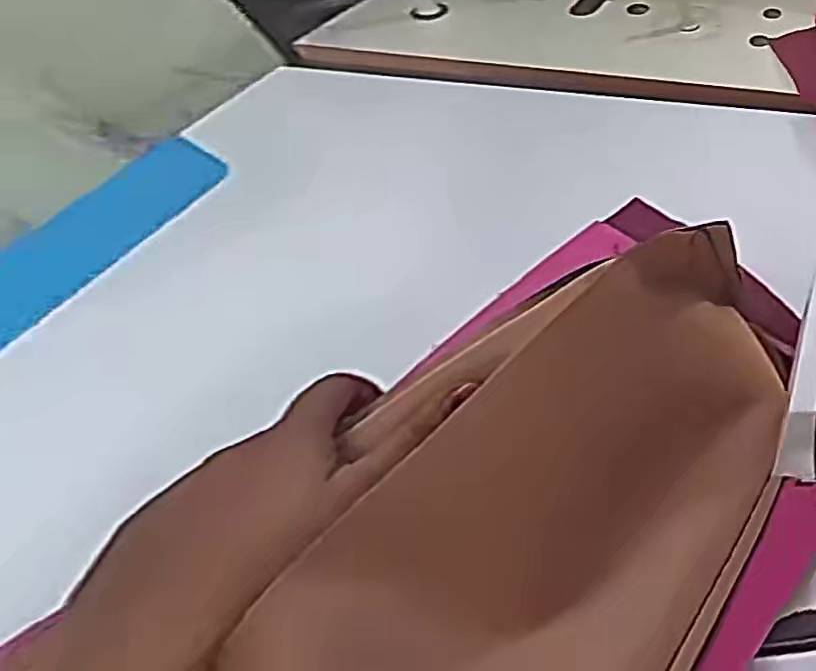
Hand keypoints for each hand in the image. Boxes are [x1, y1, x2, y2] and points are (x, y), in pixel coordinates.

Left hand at [32, 375, 466, 670]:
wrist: (139, 647)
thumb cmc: (255, 571)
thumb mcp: (361, 494)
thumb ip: (411, 436)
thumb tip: (459, 390)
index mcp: (288, 439)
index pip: (336, 388)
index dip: (365, 397)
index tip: (379, 413)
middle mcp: (230, 457)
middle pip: (290, 434)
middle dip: (321, 452)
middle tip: (348, 487)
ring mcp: (180, 498)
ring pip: (243, 476)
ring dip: (272, 490)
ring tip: (297, 533)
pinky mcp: (140, 540)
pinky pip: (197, 515)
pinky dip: (223, 527)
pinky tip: (241, 564)